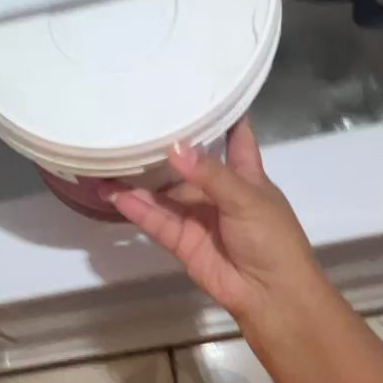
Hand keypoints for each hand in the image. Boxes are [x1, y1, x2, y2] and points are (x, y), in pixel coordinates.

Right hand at [102, 120, 327, 324]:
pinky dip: (136, 209)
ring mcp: (198, 217)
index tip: (200, 88)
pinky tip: (114, 194)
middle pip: (188, 165)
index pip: (235, 137)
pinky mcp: (181, 241)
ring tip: (110, 161)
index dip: (221, 115)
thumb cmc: (271, 238)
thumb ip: (210, 174)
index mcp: (246, 175)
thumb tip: (174, 148)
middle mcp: (219, 192)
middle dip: (165, 148)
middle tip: (134, 124)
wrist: (269, 293)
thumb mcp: (246, 198)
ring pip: (164, 194)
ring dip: (139, 181)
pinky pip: (155, 220)